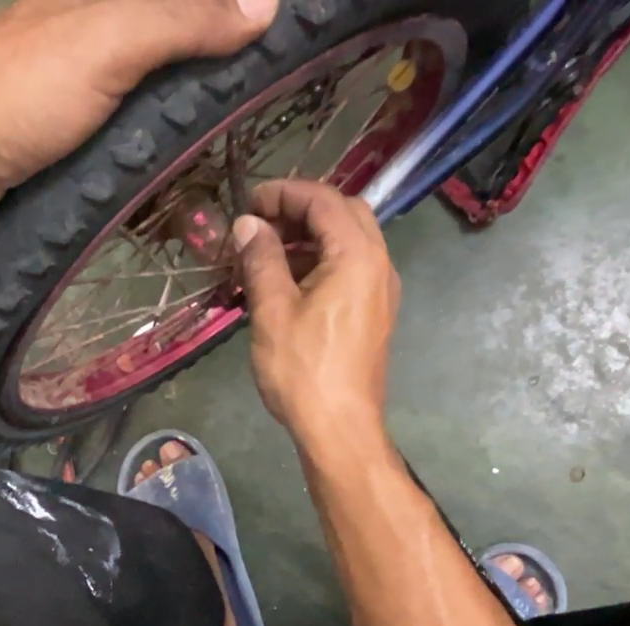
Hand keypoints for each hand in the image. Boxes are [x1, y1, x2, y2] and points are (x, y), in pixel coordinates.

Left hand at [0, 0, 278, 214]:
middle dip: (206, 66)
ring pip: (142, 90)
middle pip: (162, 44)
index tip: (264, 40)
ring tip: (227, 138)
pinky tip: (171, 162)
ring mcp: (69, 90)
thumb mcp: (111, 39)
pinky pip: (119, 131)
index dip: (221, 14)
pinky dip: (148, 143)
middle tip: (257, 99)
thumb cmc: (24, 86)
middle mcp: (85, 34)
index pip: (177, 5)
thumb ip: (184, 20)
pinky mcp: (58, 137)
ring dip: (181, 112)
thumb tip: (267, 6)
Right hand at [233, 179, 400, 438]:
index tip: (248, 204)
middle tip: (261, 225)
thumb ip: (262, 259)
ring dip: (309, 239)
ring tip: (266, 257)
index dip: (283, 193)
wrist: (340, 428)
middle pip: (343, 214)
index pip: (323, 200)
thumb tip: (248, 225)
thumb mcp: (272, 311)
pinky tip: (287, 285)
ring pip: (348, 242)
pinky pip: (351, 270)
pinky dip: (320, 264)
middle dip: (300, 211)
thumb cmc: (303, 370)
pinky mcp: (375, 314)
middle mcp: (379, 264)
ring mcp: (381, 291)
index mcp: (357, 255)